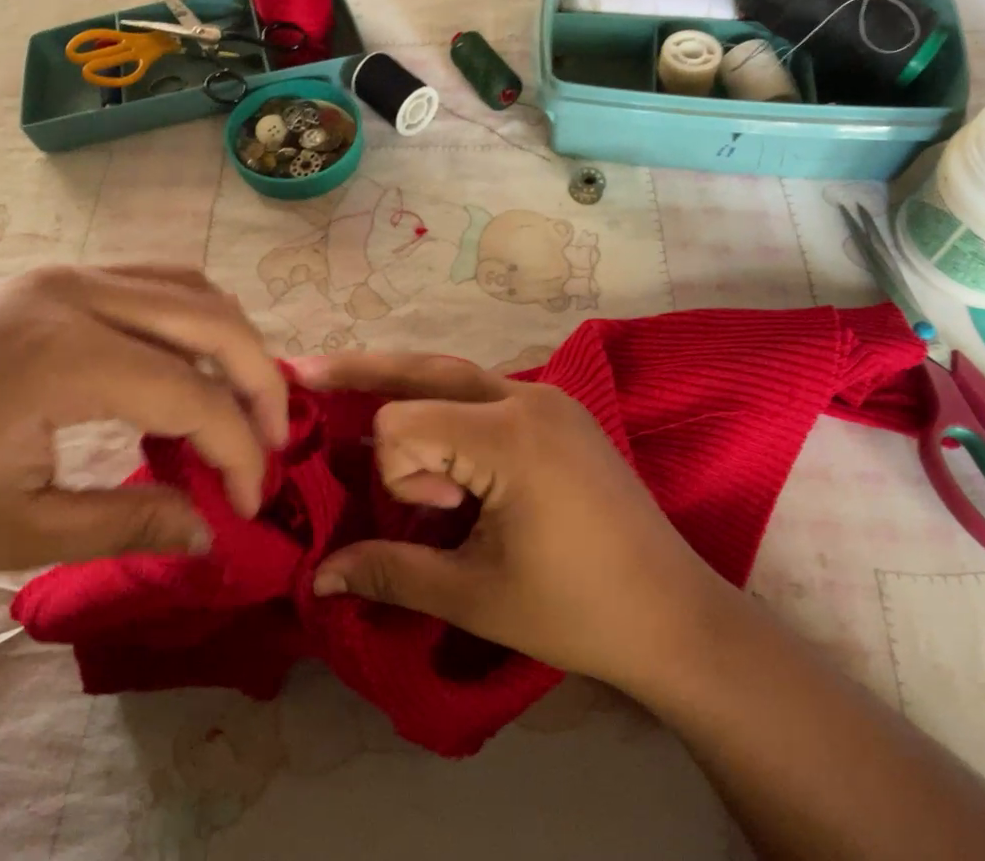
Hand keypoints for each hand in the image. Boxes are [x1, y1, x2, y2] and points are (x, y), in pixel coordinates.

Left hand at [0, 265, 288, 571]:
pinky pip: (148, 281)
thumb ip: (131, 523)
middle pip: (214, 321)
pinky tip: (186, 366)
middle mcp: (72, 294)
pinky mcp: (41, 280)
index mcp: (64, 357)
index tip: (248, 505)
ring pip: (188, 287)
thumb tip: (211, 529)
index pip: (195, 397)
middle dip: (261, 384)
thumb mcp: (21, 532)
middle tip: (272, 444)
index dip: (238, 453)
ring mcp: (56, 276)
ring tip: (239, 403)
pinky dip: (190, 319)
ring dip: (230, 343)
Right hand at [296, 354, 738, 690]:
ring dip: (414, 399)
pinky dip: (451, 411)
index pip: (402, 422)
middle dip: (366, 374)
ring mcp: (552, 401)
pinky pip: (489, 396)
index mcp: (509, 437)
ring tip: (363, 404)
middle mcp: (529, 398)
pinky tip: (437, 439)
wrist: (674, 615)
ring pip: (458, 377)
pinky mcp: (564, 416)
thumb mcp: (473, 595)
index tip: (440, 516)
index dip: (396, 474)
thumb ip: (390, 572)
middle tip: (309, 370)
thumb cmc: (575, 609)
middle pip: (425, 368)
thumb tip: (316, 578)